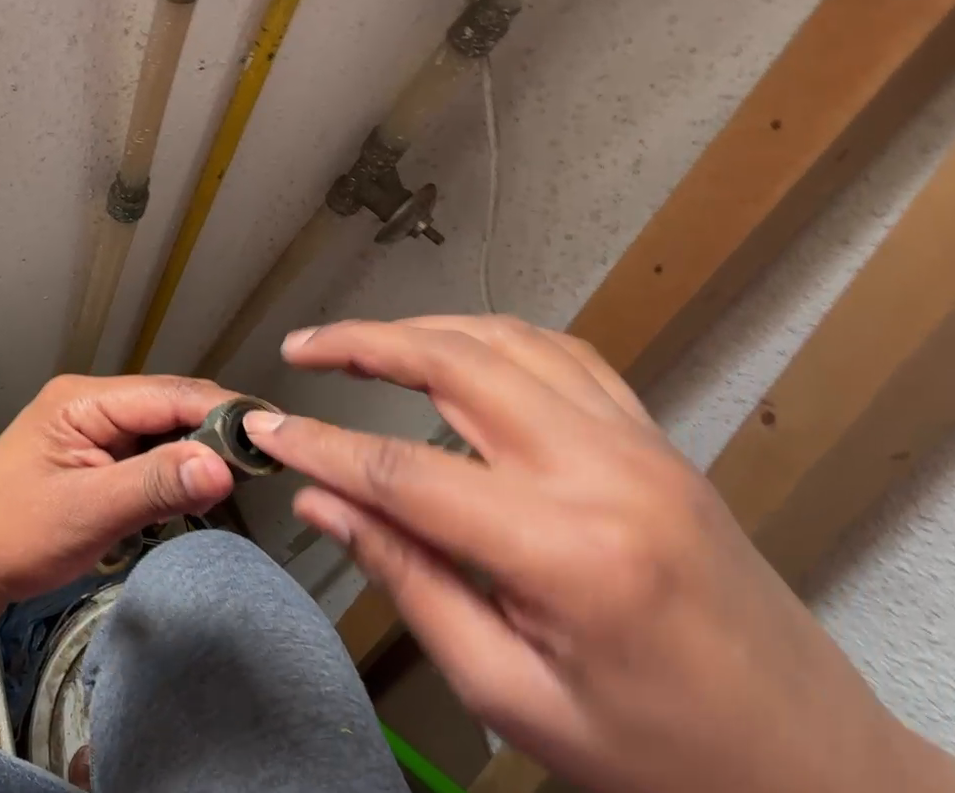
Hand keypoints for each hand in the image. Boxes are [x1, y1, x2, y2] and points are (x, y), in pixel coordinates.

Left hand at [0, 374, 237, 775]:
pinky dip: (172, 471)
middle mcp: (89, 403)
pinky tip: (196, 489)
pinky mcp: (92, 457)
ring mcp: (90, 429)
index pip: (168, 393)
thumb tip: (223, 465)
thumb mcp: (87, 510)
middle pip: (169, 407)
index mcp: (82, 399)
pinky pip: (146, 455)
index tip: (272, 438)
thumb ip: (155, 484)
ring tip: (240, 479)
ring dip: (195, 454)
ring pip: (161, 431)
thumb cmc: (14, 535)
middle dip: (213, 434)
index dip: (221, 413)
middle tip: (265, 465)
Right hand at [244, 316, 954, 792]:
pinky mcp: (657, 445)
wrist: (814, 770)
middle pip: (457, 366)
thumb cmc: (658, 755)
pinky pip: (563, 356)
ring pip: (509, 341)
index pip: (401, 471)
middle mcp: (607, 474)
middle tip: (300, 346)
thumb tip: (321, 504)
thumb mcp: (508, 691)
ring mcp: (642, 448)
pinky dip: (490, 338)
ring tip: (357, 340)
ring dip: (422, 328)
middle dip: (362, 343)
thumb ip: (406, 580)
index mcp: (566, 550)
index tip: (263, 429)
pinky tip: (452, 350)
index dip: (318, 446)